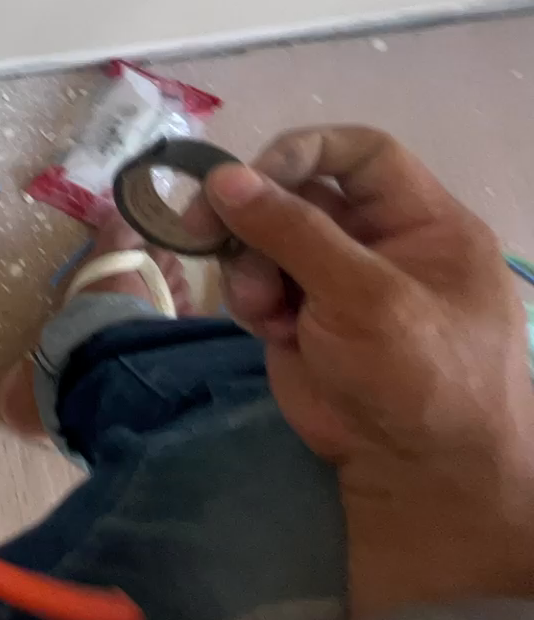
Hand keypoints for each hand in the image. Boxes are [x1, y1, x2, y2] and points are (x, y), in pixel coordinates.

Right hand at [201, 126, 533, 619]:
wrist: (411, 467)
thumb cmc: (417, 377)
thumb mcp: (362, 296)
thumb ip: (291, 231)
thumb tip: (222, 176)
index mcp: (420, 224)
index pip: (357, 152)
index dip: (296, 152)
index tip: (240, 179)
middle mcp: (373, 239)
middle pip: (289, 192)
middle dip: (246, 216)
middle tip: (199, 229)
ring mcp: (329, 273)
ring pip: (256, 236)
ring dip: (244, 267)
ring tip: (262, 308)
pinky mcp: (293, 304)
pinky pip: (246, 275)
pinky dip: (246, 298)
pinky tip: (269, 329)